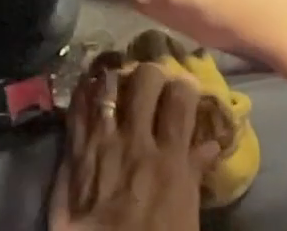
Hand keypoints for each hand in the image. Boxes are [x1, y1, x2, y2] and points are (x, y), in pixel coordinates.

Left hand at [50, 60, 216, 230]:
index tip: (187, 86)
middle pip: (144, 80)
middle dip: (152, 72)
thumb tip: (211, 144)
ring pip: (109, 84)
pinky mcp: (75, 146)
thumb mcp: (186, 215)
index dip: (185, 85)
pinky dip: (86, 89)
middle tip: (155, 80)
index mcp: (169, 160)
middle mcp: (135, 140)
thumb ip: (194, 174)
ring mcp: (102, 139)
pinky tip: (93, 85)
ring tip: (123, 75)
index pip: (180, 100)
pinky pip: (78, 105)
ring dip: (118, 76)